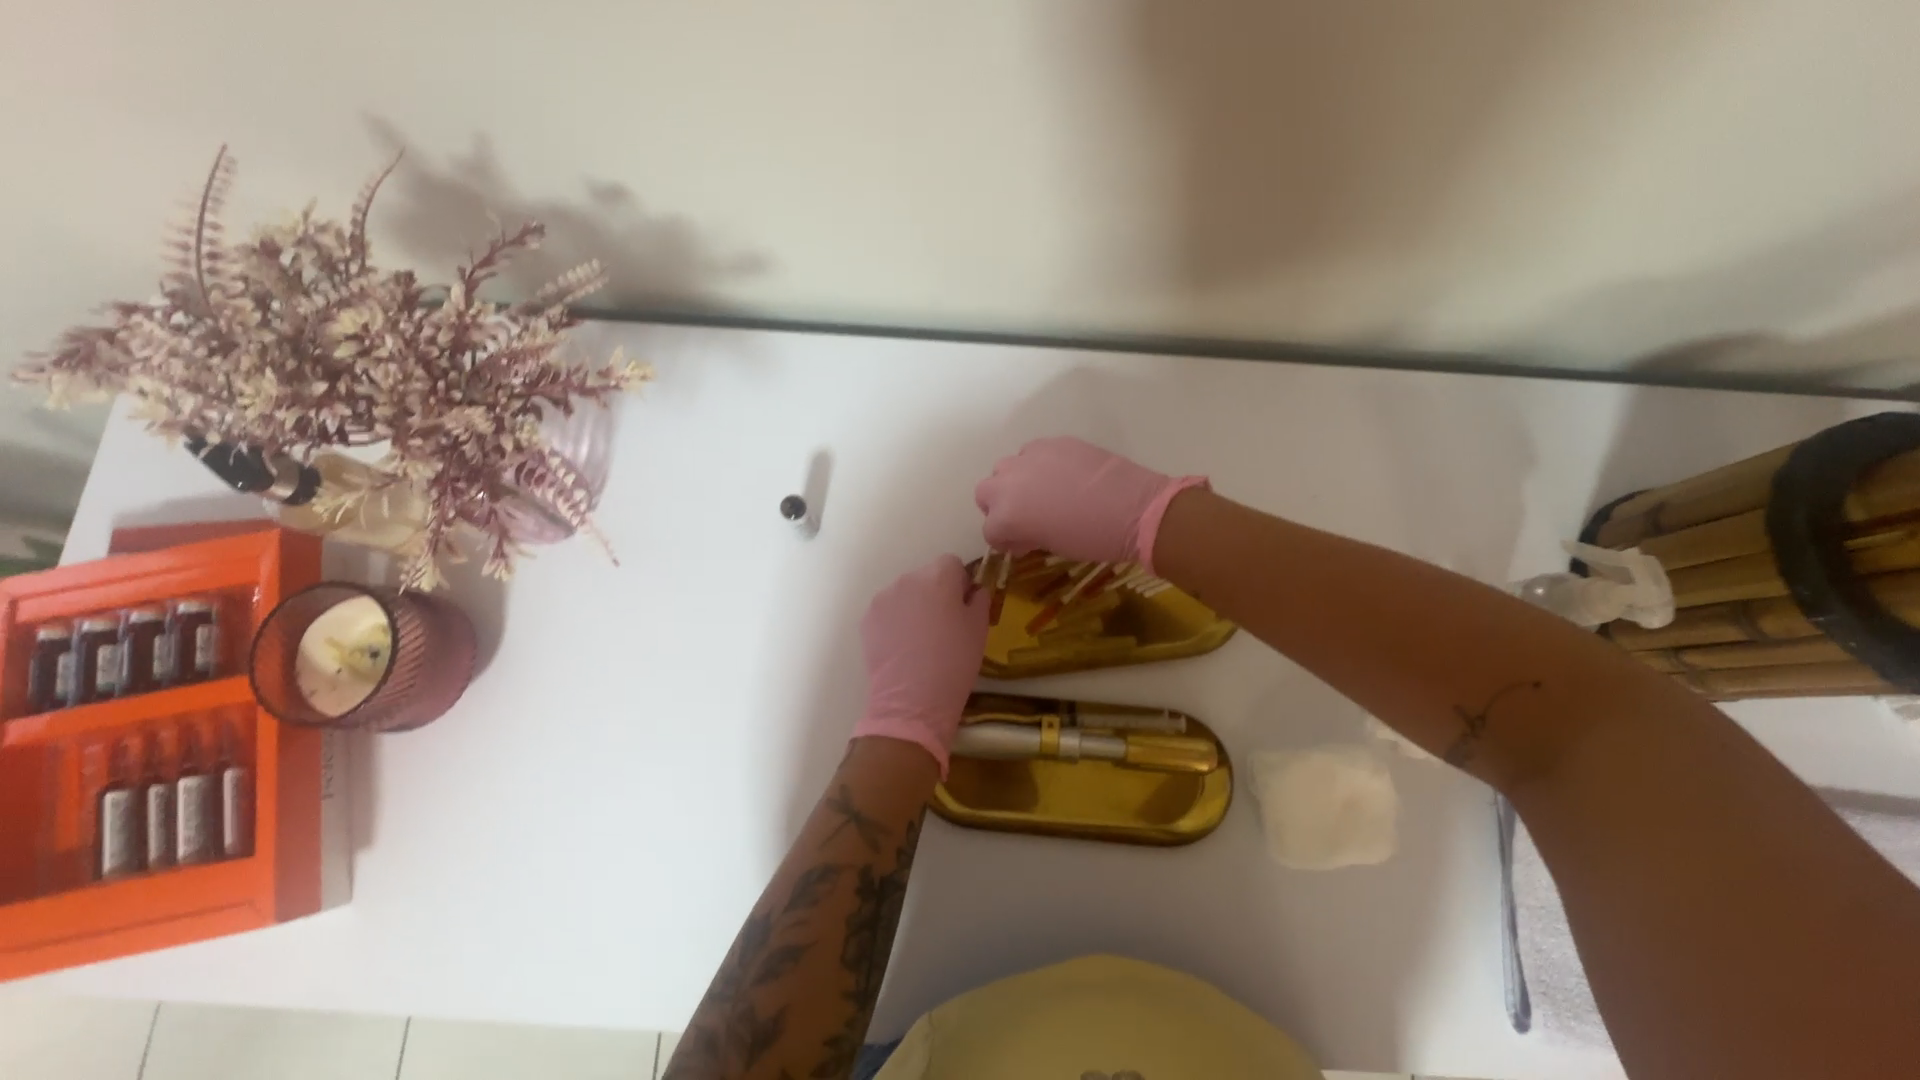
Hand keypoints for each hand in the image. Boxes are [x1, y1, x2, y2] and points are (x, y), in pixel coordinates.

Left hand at [850, 555, 990, 773]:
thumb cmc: (954, 662)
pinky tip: (903, 648)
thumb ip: (979, 600)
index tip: (963, 606)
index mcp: (938, 577)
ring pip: (905, 593)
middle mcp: (907, 579)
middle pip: (926, 576)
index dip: (960, 583)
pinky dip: (896, 621)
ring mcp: (883, 599)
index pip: (952, 563)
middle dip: (936, 593)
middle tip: (943, 626)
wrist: (912, 701)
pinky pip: (888, 611)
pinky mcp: (868, 619)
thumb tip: (972, 591)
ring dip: (914, 606)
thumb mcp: (979, 629)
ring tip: (921, 640)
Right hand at [973, 436, 1208, 570]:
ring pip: (1006, 468)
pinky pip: (1033, 453)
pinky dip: (1039, 465)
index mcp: (1006, 515)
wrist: (1134, 509)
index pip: (990, 530)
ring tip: (1044, 493)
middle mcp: (1008, 482)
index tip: (1024, 543)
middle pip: (986, 493)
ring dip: (1016, 482)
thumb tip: (1023, 532)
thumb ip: (1027, 535)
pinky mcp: (1053, 442)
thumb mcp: (1052, 546)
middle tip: (1027, 516)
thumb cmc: (1092, 538)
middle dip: (1000, 505)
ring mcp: (1030, 457)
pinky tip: (1062, 476)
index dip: (1006, 540)